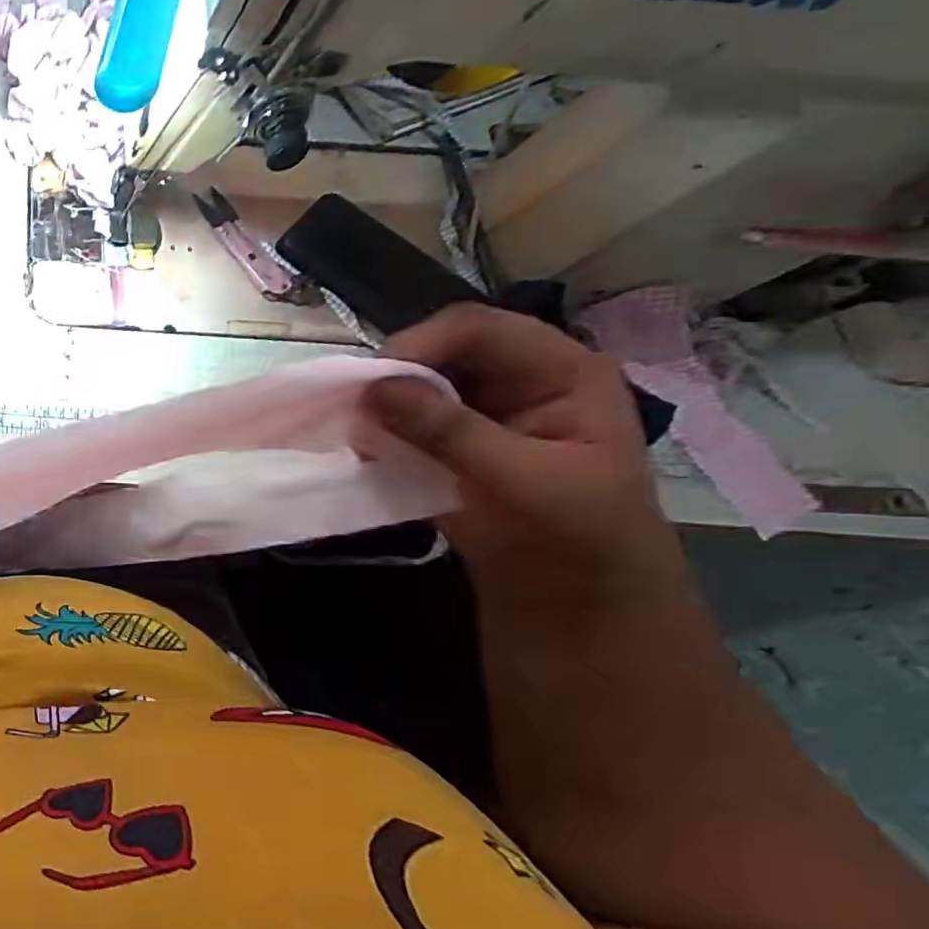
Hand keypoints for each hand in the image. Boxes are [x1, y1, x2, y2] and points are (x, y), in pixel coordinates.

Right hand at [365, 304, 683, 601]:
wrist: (575, 599)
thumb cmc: (572, 538)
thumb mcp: (518, 482)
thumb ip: (449, 432)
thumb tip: (372, 389)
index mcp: (561, 371)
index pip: (480, 329)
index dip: (421, 344)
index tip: (369, 382)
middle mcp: (522, 377)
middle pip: (444, 349)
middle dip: (395, 374)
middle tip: (353, 408)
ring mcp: (488, 408)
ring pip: (422, 381)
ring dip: (385, 402)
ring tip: (357, 432)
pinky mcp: (457, 438)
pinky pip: (411, 416)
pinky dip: (384, 427)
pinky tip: (368, 449)